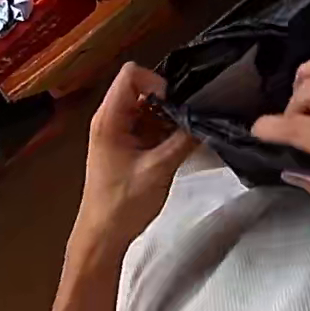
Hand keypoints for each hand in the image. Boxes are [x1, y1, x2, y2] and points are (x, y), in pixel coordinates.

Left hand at [74, 63, 198, 255]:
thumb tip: (207, 117)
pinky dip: (164, 129)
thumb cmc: (124, 202)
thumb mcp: (160, 168)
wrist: (103, 236)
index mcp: (109, 118)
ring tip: (184, 135)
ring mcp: (118, 131)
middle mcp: (111, 118)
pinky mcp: (126, 144)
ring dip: (167, 117)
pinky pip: (148, 123)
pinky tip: (177, 146)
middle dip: (167, 101)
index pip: (131, 74)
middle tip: (186, 120)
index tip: (174, 105)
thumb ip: (184, 139)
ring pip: (147, 106)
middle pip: (141, 88)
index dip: (156, 82)